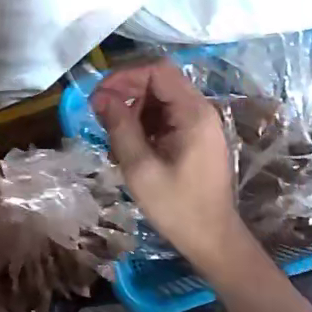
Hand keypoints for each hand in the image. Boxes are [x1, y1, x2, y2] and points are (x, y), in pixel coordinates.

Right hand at [91, 61, 246, 263]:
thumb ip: (120, 128)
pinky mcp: (195, 138)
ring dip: (133, 109)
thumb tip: (101, 98)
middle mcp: (200, 111)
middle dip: (126, 91)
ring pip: (160, 99)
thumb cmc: (177, 207)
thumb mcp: (140, 168)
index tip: (99, 96)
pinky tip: (128, 144)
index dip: (125, 76)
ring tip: (111, 133)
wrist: (213, 239)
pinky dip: (144, 123)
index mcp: (193, 113)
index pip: (158, 71)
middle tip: (99, 113)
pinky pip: (166, 117)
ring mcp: (200, 124)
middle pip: (159, 81)